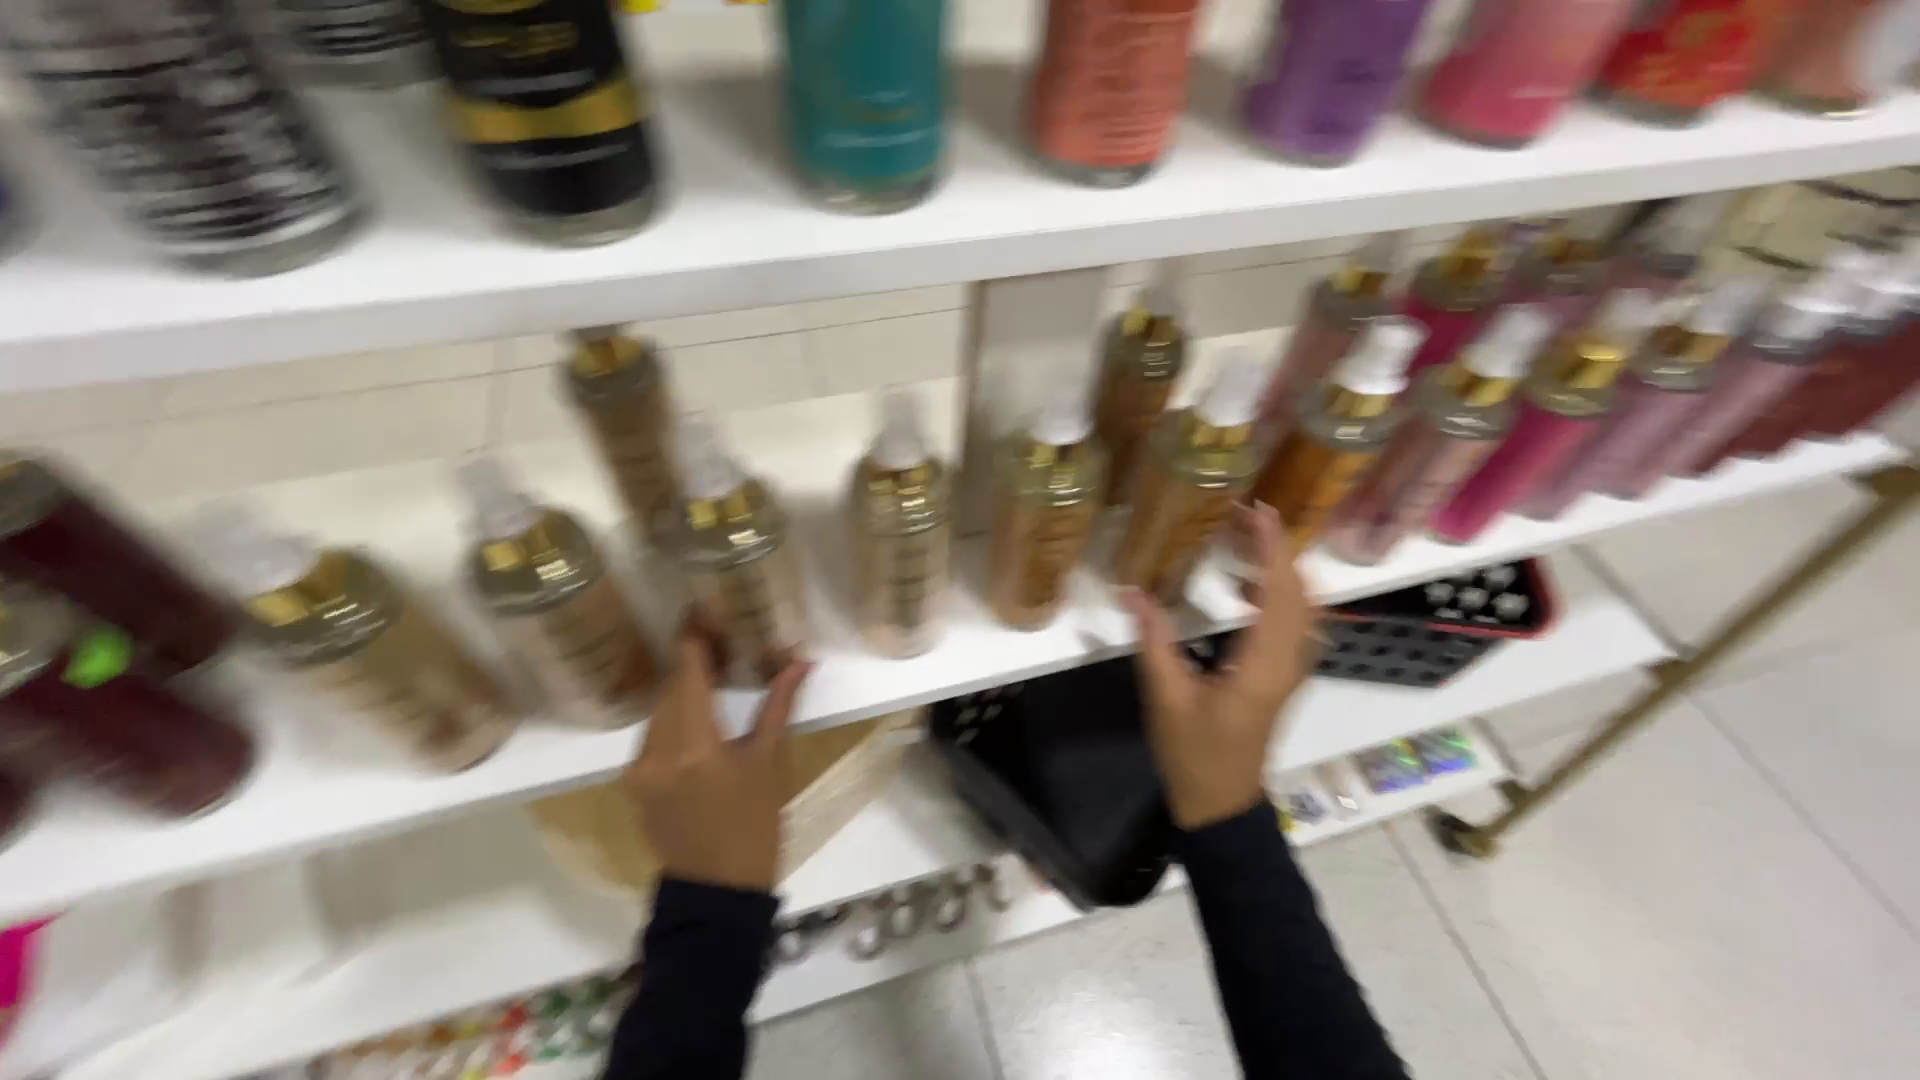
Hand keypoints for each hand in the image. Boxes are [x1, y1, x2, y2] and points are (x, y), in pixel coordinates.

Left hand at [626, 614, 812, 892]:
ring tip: (710, 670)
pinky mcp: (635, 782)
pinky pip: (652, 734)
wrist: (719, 890)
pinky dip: (672, 716)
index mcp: (695, 745)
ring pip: (657, 709)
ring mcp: (639, 768)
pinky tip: (695, 712)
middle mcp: (657, 751)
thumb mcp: (770, 762)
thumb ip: (779, 705)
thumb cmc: (755, 825)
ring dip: (681, 687)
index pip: (687, 672)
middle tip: (718, 636)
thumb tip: (800, 661)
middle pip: (669, 687)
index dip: (692, 636)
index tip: (700, 607)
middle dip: (691, 660)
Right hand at [1123, 502, 1315, 829]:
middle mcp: (1288, 663)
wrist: (1221, 805)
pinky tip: (1242, 590)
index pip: (1281, 592)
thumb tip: (1132, 592)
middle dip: (1279, 550)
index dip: (1272, 547)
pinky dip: (1279, 596)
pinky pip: (1296, 625)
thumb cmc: (1193, 754)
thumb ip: (1153, 641)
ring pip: (1305, 609)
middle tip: (1245, 517)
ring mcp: (1291, 672)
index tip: (1257, 511)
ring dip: (1283, 571)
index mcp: (1262, 665)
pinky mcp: (1282, 678)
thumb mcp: (1166, 697)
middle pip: (1302, 594)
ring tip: (1245, 544)